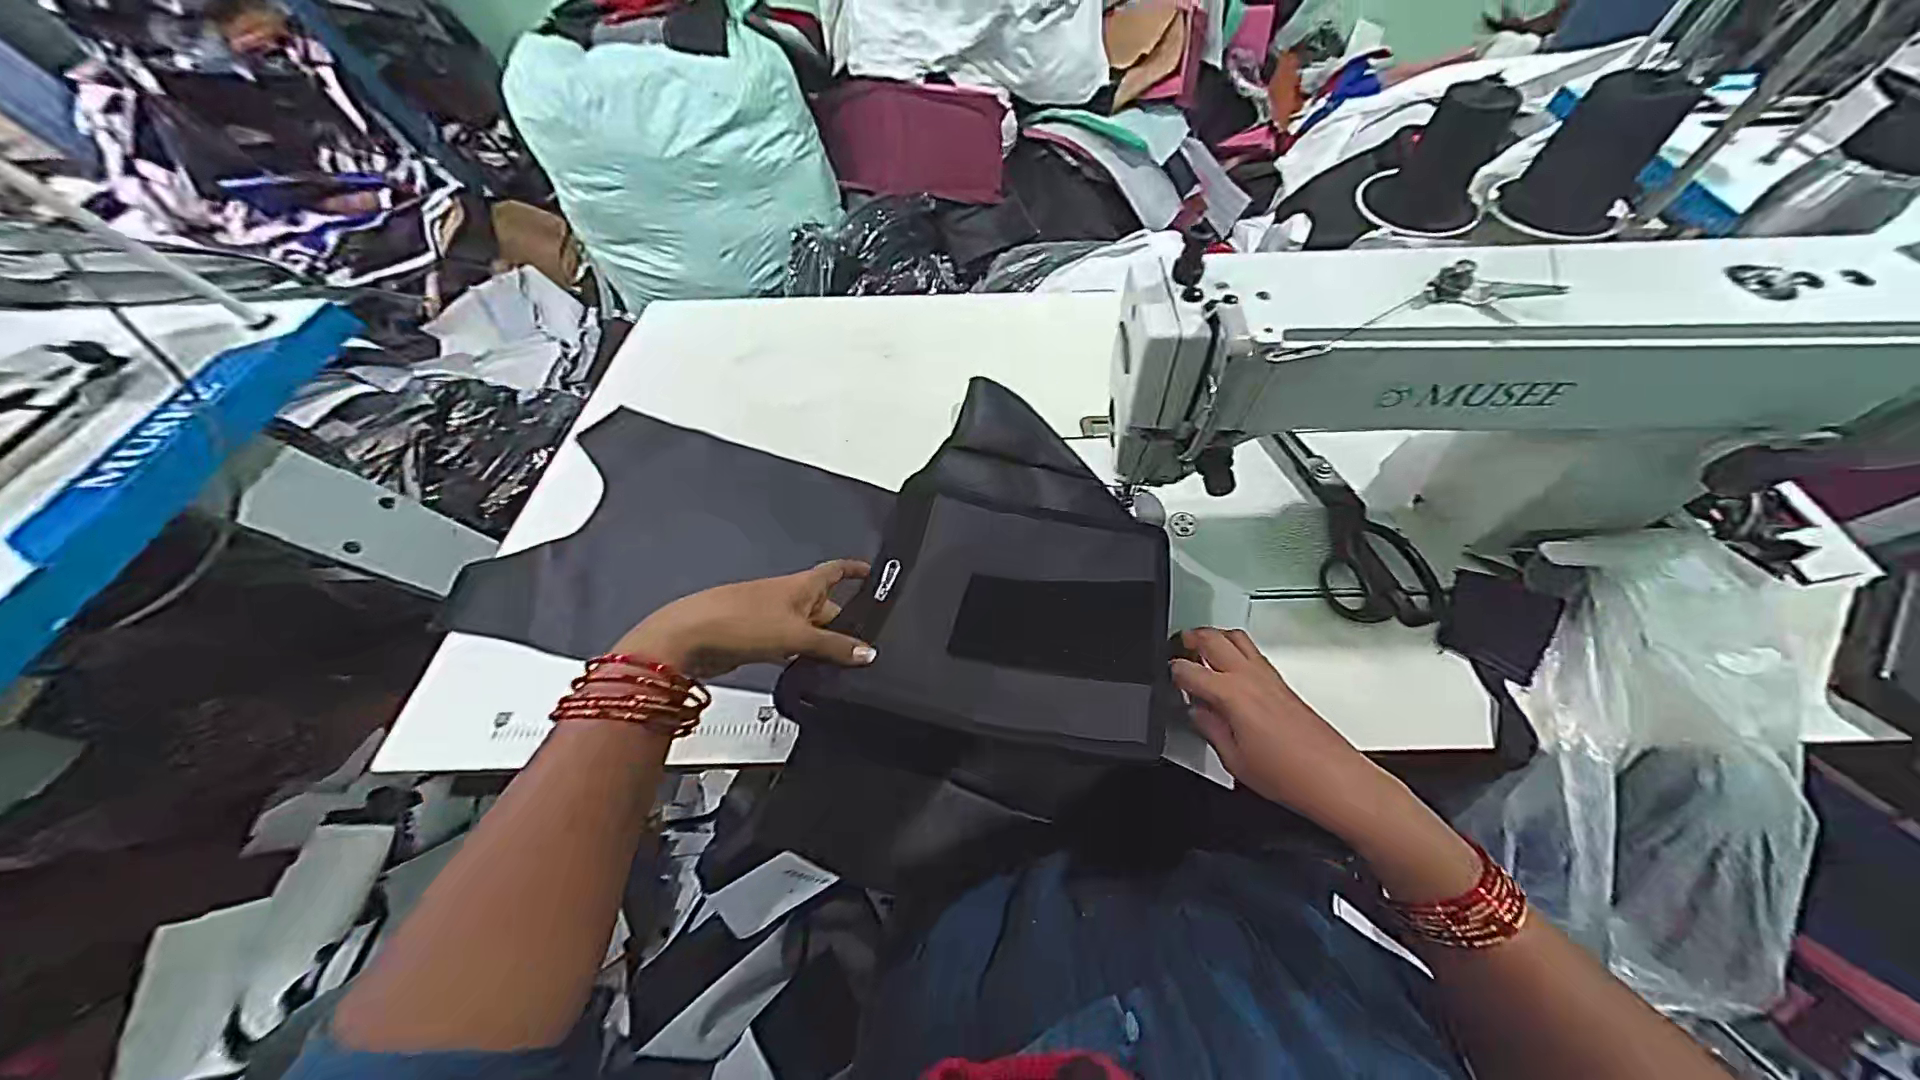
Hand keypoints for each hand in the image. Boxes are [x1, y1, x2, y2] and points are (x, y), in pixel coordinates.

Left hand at [612, 560, 874, 679]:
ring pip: (808, 629)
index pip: (836, 571)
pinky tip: (807, 670)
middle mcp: (789, 597)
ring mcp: (772, 618)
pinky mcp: (757, 639)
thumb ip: (834, 646)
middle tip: (865, 643)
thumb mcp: (797, 635)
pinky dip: (800, 656)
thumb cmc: (742, 622)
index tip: (871, 573)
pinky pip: (789, 646)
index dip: (854, 571)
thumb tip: (868, 652)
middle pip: (826, 606)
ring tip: (841, 662)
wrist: (688, 639)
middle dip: (843, 621)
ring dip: (821, 643)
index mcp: (802, 585)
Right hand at [1171, 627, 1393, 832]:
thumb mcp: (1233, 759)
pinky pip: (1255, 653)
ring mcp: (1269, 678)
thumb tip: (1198, 714)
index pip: (1189, 670)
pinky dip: (1237, 650)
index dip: (1172, 672)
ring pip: (1237, 637)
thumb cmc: (1290, 775)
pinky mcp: (1284, 684)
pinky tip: (1233, 667)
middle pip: (1213, 638)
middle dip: (1191, 638)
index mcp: (1230, 694)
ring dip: (1216, 636)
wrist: (1335, 780)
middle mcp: (1250, 678)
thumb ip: (1209, 729)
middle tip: (1179, 644)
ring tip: (1203, 646)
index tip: (1168, 677)